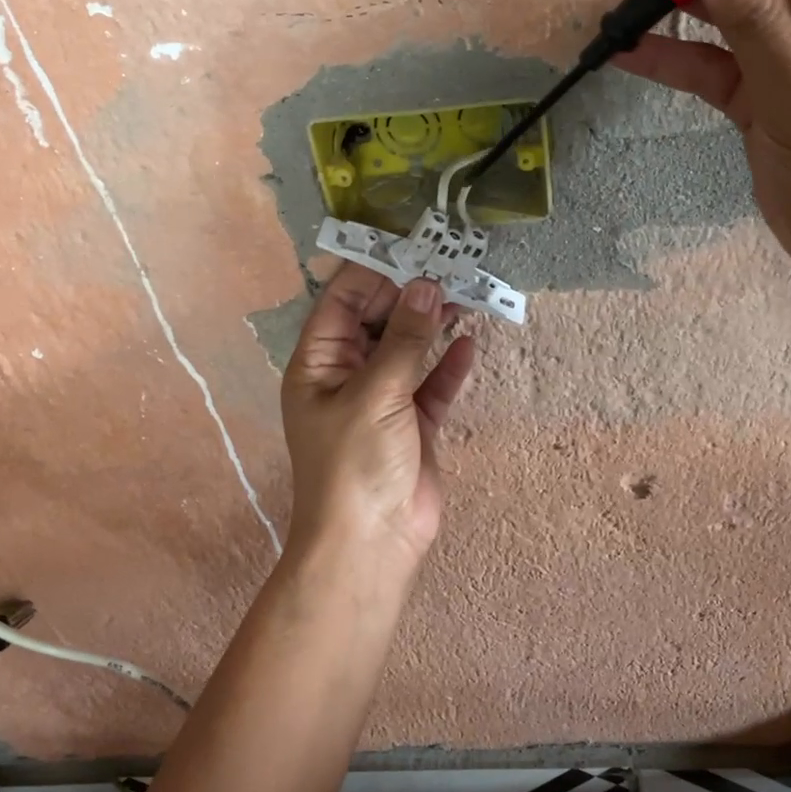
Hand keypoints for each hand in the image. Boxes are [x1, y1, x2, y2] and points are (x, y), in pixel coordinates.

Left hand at [280, 264, 474, 564]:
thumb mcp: (376, 393)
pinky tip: (470, 343)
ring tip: (467, 293)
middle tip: (451, 265)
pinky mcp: (414, 424)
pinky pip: (433, 384)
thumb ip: (404, 339)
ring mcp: (384, 399)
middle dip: (411, 294)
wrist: (371, 544)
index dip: (376, 272)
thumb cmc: (355, 463)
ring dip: (434, 323)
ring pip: (410, 348)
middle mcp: (349, 374)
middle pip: (380, 320)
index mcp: (320, 362)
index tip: (415, 247)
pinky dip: (450, 364)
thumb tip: (426, 286)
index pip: (344, 301)